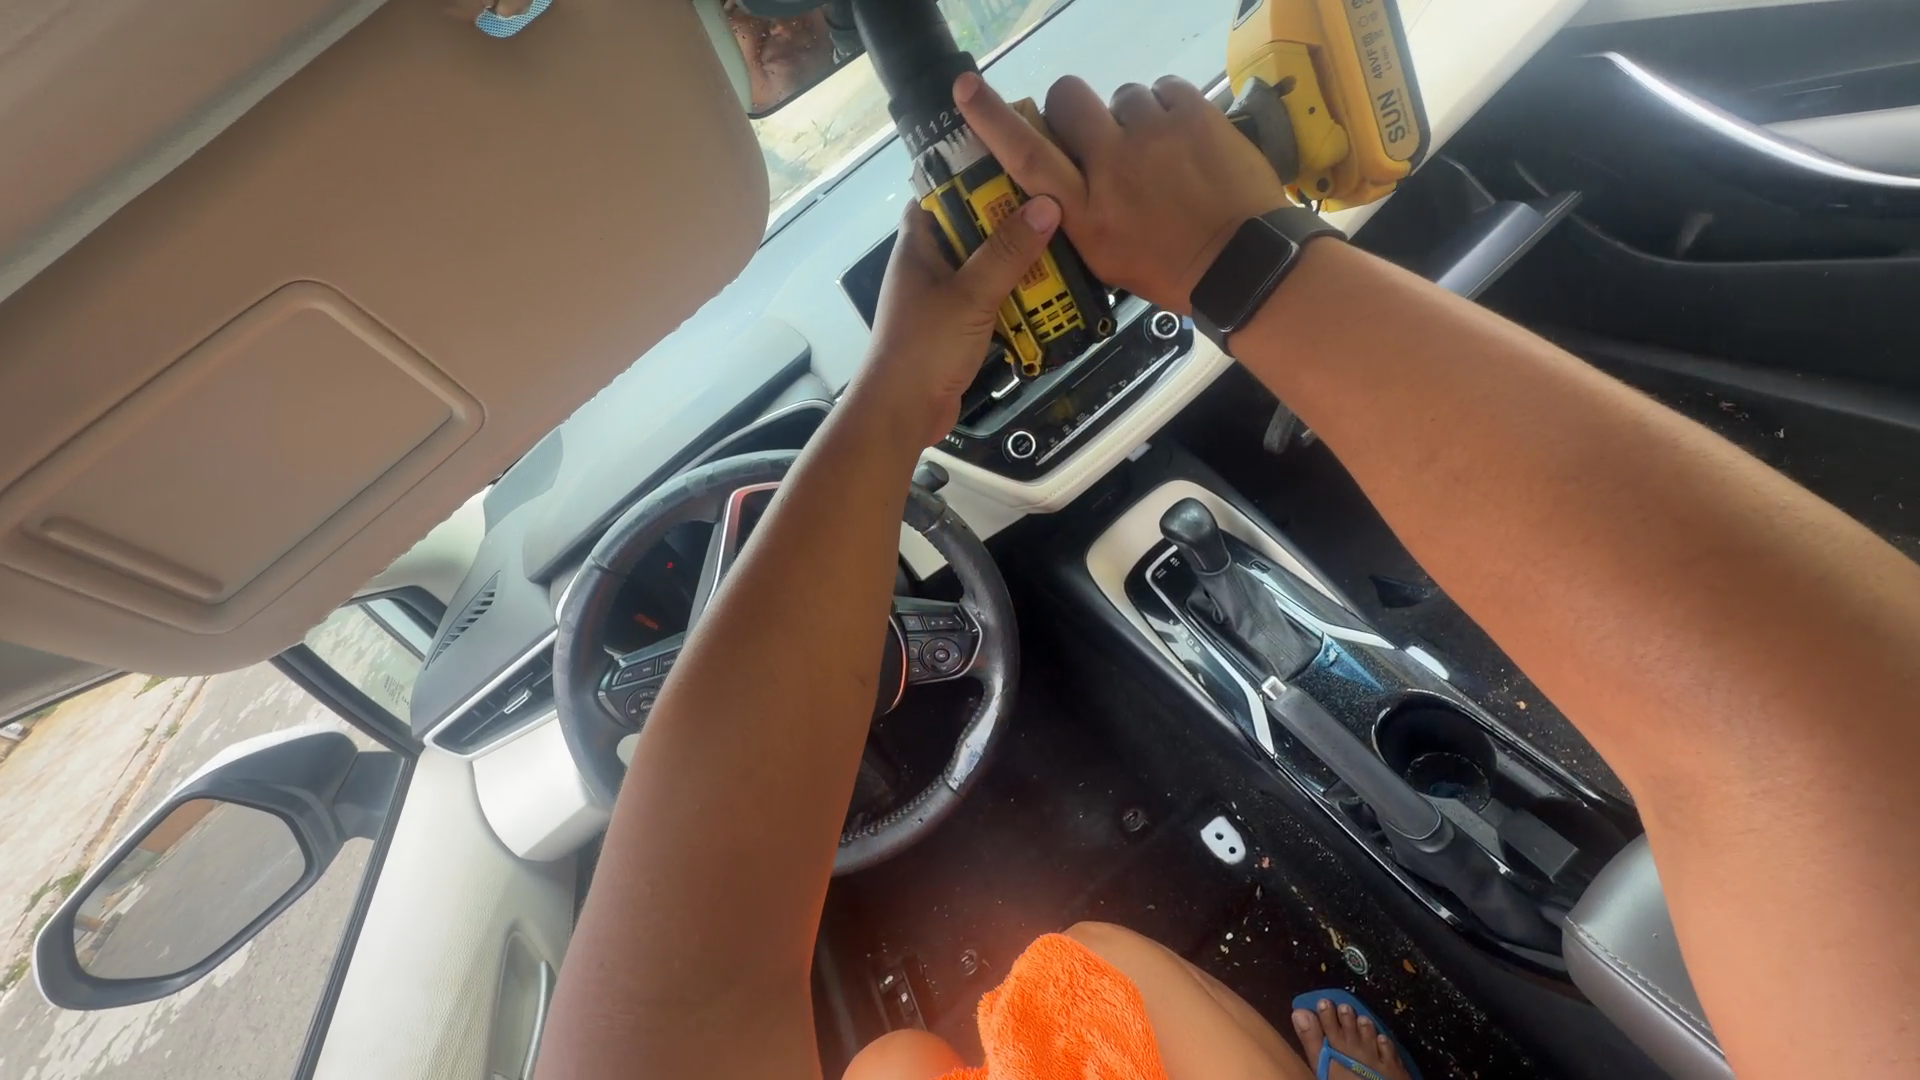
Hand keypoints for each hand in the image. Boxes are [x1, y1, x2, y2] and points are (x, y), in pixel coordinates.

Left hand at [856, 196, 1060, 444]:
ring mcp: (939, 303)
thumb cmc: (926, 347)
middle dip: (1004, 224)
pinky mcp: (953, 332)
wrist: (903, 412)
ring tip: (1057, 248)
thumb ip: (1007, 252)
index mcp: (918, 248)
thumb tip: (1046, 205)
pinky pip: (986, 305)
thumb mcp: (971, 295)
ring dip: (1012, 266)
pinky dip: (1009, 301)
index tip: (1010, 168)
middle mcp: (926, 270)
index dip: (967, 180)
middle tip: (1049, 209)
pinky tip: (1042, 298)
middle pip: (966, 233)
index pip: (935, 196)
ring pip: (979, 271)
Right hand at [955, 72, 1289, 313]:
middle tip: (1096, 134)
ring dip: (1131, 118)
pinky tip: (1181, 141)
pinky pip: (1164, 89)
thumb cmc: (1168, 271)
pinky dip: (1168, 111)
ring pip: (1122, 96)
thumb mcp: (1105, 259)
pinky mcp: (1193, 112)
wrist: (1241, 262)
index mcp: (1083, 211)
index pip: (1026, 156)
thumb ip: (1077, 215)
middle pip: (1069, 99)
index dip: (992, 120)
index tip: (966, 88)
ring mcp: (1153, 133)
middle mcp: (1109, 165)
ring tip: (1156, 152)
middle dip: (1074, 109)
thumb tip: (1063, 182)